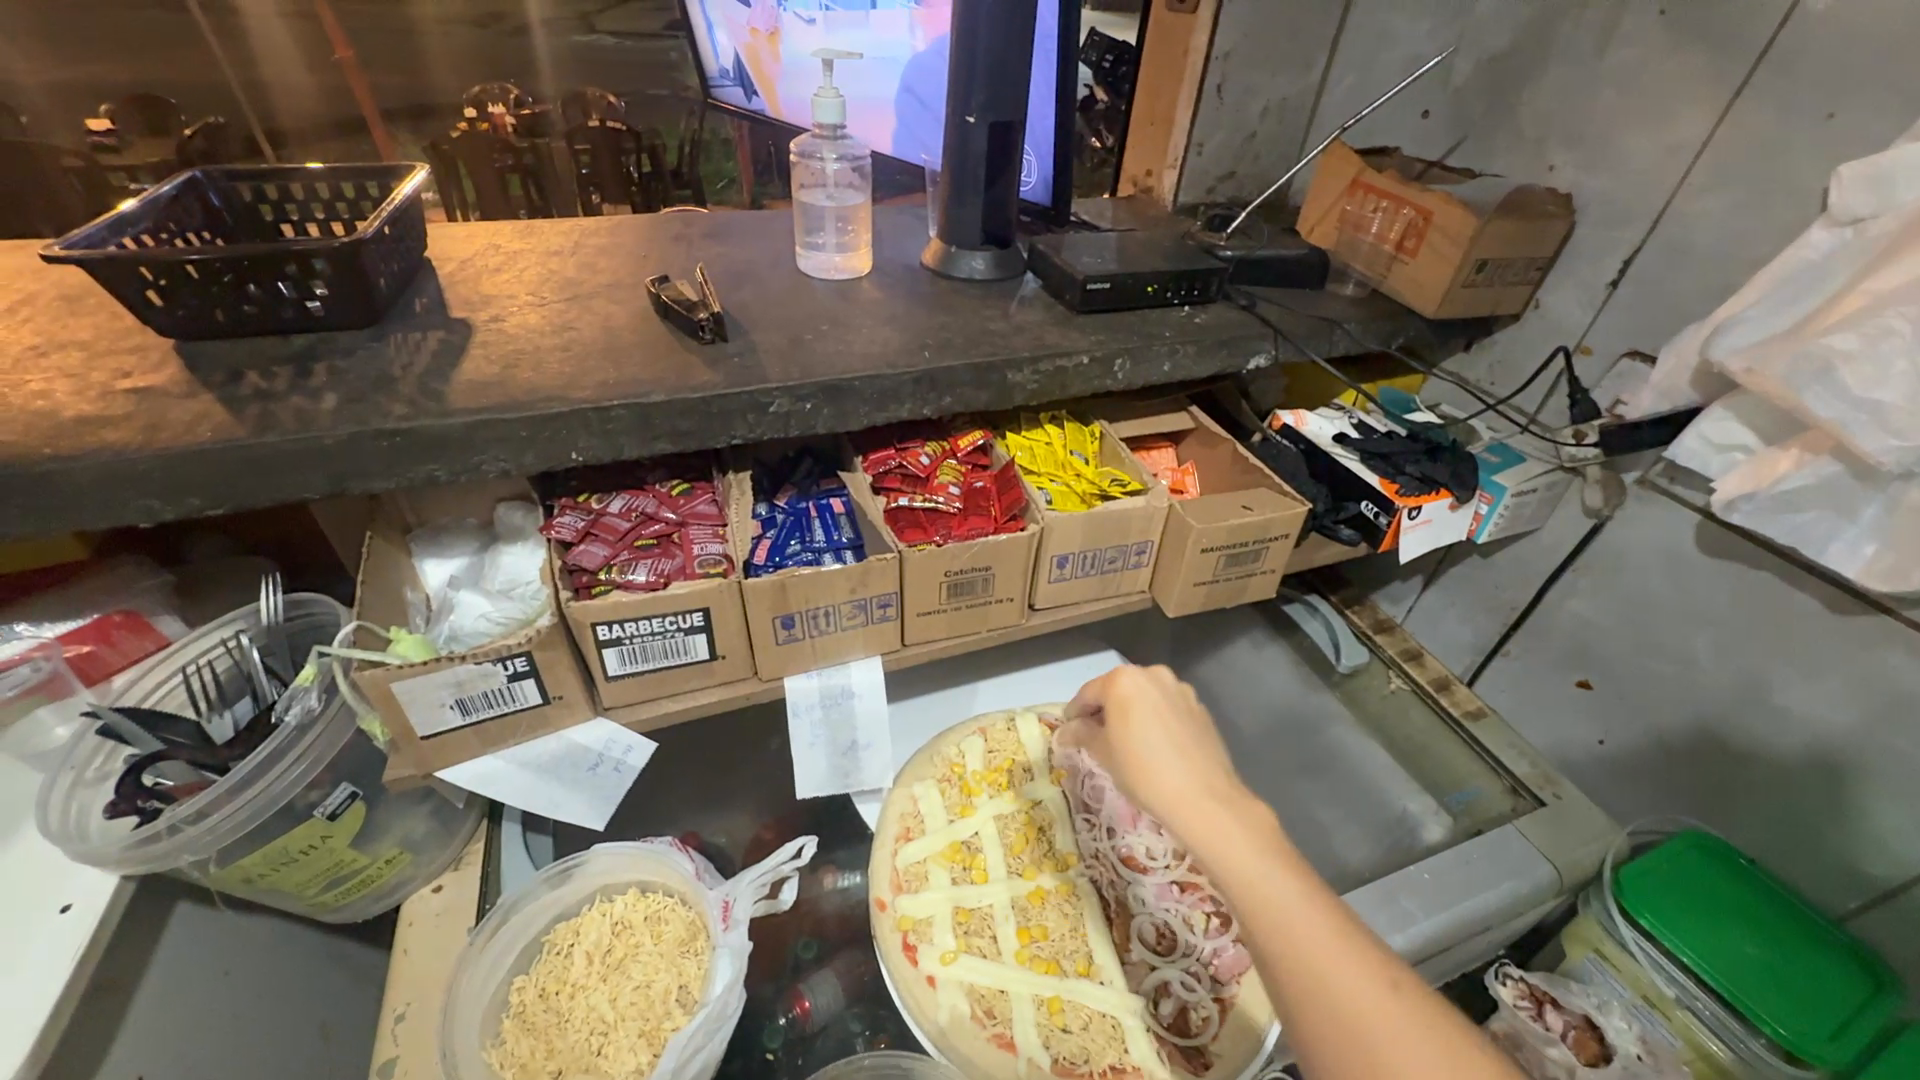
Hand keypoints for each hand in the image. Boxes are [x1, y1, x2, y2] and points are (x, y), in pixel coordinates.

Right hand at [1059, 664, 1264, 848]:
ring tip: (1127, 743)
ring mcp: (1180, 689)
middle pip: (1119, 690)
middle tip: (1095, 738)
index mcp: (1123, 680)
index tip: (1068, 731)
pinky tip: (1156, 747)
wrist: (1203, 797)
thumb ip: (1082, 734)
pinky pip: (1168, 709)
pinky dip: (1156, 721)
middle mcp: (1153, 674)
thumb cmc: (1142, 771)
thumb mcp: (1103, 753)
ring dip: (1132, 714)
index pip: (1088, 693)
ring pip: (1145, 698)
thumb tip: (1064, 731)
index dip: (1075, 713)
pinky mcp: (1200, 708)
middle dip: (1105, 711)